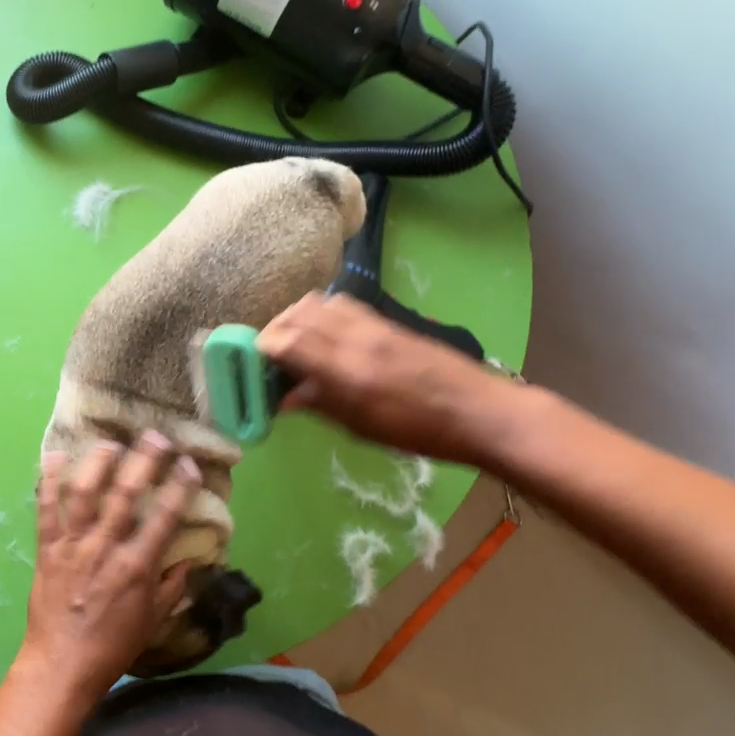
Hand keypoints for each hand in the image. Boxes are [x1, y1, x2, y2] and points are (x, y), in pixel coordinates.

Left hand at [20, 434, 200, 698]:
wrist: (62, 664)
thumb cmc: (113, 646)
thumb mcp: (153, 620)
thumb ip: (173, 587)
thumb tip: (192, 558)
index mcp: (137, 568)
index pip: (165, 518)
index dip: (179, 487)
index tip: (189, 464)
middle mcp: (105, 549)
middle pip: (126, 495)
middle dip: (143, 461)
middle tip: (156, 436)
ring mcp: (72, 546)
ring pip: (84, 494)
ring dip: (98, 463)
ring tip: (111, 443)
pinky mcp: (46, 549)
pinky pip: (46, 509)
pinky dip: (49, 481)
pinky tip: (56, 456)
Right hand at [256, 292, 529, 465]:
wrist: (482, 412)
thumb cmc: (420, 432)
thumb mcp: (361, 428)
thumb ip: (319, 404)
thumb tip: (283, 397)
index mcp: (347, 370)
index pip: (288, 340)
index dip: (262, 347)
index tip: (252, 364)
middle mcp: (357, 339)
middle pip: (298, 315)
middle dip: (274, 330)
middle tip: (268, 355)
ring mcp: (374, 325)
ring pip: (319, 303)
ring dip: (297, 318)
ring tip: (294, 344)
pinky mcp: (388, 322)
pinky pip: (343, 305)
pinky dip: (321, 315)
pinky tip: (324, 337)